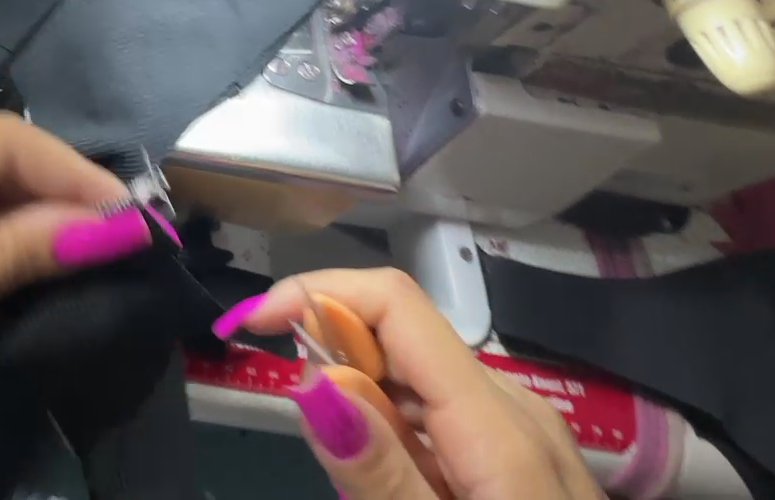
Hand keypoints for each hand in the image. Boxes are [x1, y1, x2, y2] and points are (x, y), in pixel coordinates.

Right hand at [215, 268, 603, 499]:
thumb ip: (383, 479)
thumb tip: (314, 382)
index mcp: (499, 424)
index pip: (395, 302)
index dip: (317, 293)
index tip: (256, 328)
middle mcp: (510, 405)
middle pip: (397, 330)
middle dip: (329, 351)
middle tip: (300, 427)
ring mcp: (519, 430)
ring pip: (409, 370)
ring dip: (354, 393)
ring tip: (350, 476)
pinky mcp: (516, 454)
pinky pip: (431, 408)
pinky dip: (387, 425)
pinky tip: (389, 484)